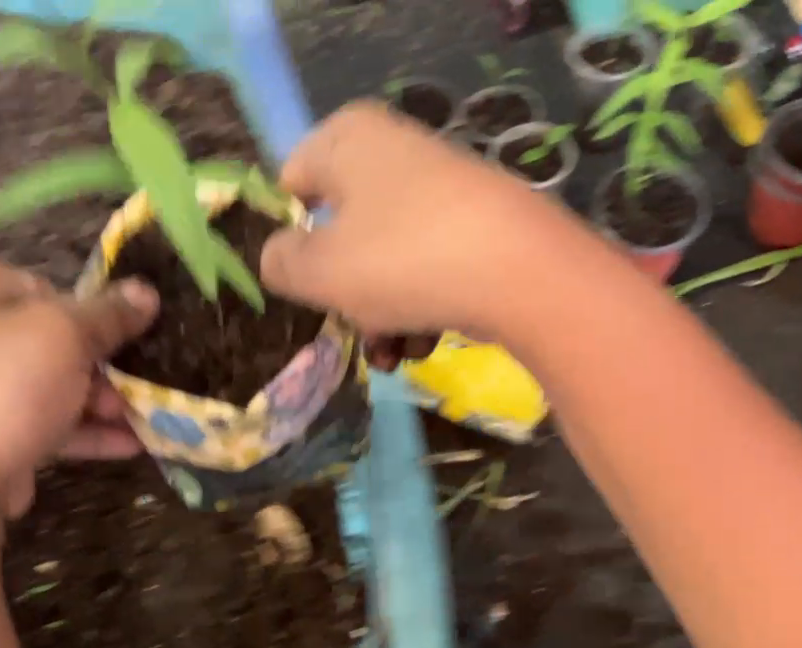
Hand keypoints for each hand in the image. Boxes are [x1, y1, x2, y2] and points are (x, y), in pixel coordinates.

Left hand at [0, 250, 155, 517]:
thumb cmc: (1, 386)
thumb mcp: (68, 338)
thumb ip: (110, 316)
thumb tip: (147, 291)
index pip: (46, 288)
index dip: (91, 320)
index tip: (123, 348)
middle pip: (45, 341)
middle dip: (98, 371)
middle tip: (133, 395)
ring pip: (42, 387)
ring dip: (95, 405)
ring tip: (137, 426)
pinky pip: (31, 424)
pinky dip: (75, 433)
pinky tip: (123, 448)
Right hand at [260, 102, 583, 338]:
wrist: (522, 275)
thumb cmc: (402, 261)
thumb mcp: (319, 271)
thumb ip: (281, 263)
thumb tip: (280, 256)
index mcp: (347, 139)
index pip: (291, 184)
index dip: (290, 239)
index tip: (303, 283)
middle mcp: (393, 151)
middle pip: (342, 232)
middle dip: (344, 294)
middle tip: (352, 329)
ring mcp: (439, 190)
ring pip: (385, 261)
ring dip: (380, 316)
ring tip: (395, 355)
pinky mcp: (476, 228)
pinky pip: (427, 269)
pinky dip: (419, 309)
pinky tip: (426, 345)